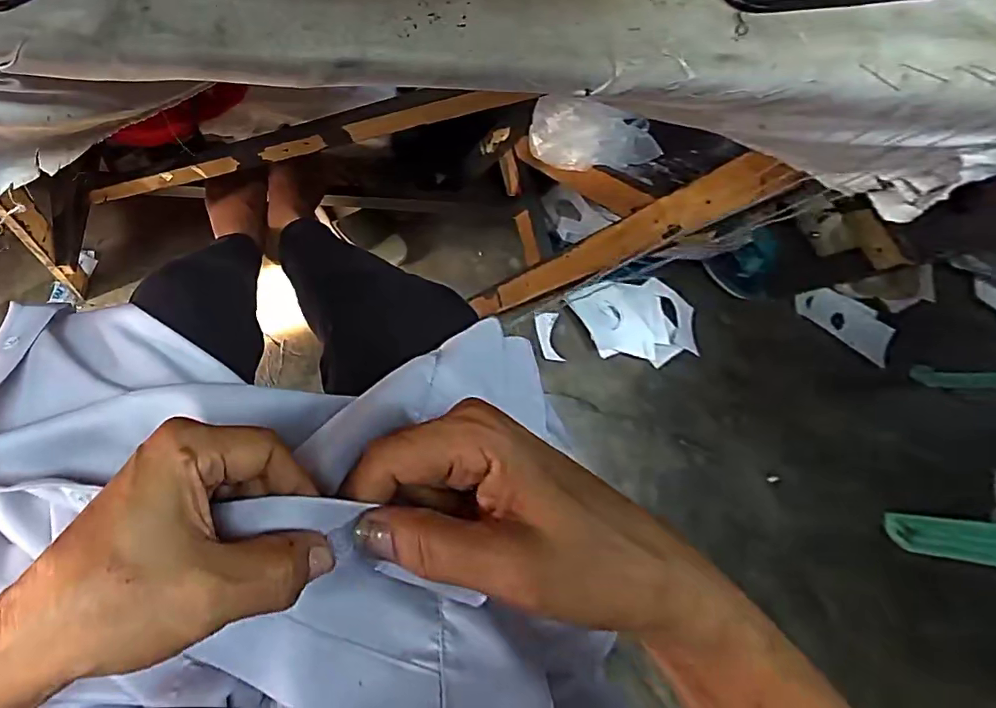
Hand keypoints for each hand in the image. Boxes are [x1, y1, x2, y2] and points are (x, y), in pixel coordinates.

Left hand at [32, 418, 336, 675]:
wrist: (39, 637)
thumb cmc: (116, 599)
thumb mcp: (214, 588)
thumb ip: (281, 567)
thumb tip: (322, 552)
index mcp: (186, 445)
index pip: (268, 449)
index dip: (298, 489)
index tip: (314, 532)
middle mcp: (174, 447)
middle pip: (252, 467)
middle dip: (274, 514)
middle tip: (288, 559)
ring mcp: (162, 474)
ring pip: (234, 491)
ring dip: (252, 530)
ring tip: (253, 572)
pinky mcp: (155, 502)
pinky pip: (212, 506)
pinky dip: (229, 537)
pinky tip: (226, 571)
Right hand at [340, 398, 722, 637]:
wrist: (650, 574)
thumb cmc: (591, 566)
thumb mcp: (507, 567)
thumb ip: (429, 546)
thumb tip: (361, 529)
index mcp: (475, 431)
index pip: (388, 454)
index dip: (360, 499)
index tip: (345, 549)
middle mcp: (470, 422)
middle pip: (397, 462)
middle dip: (385, 511)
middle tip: (386, 566)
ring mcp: (478, 441)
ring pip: (412, 477)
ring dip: (409, 520)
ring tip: (431, 562)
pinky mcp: (485, 464)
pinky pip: (435, 487)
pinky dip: (429, 520)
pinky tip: (449, 550)